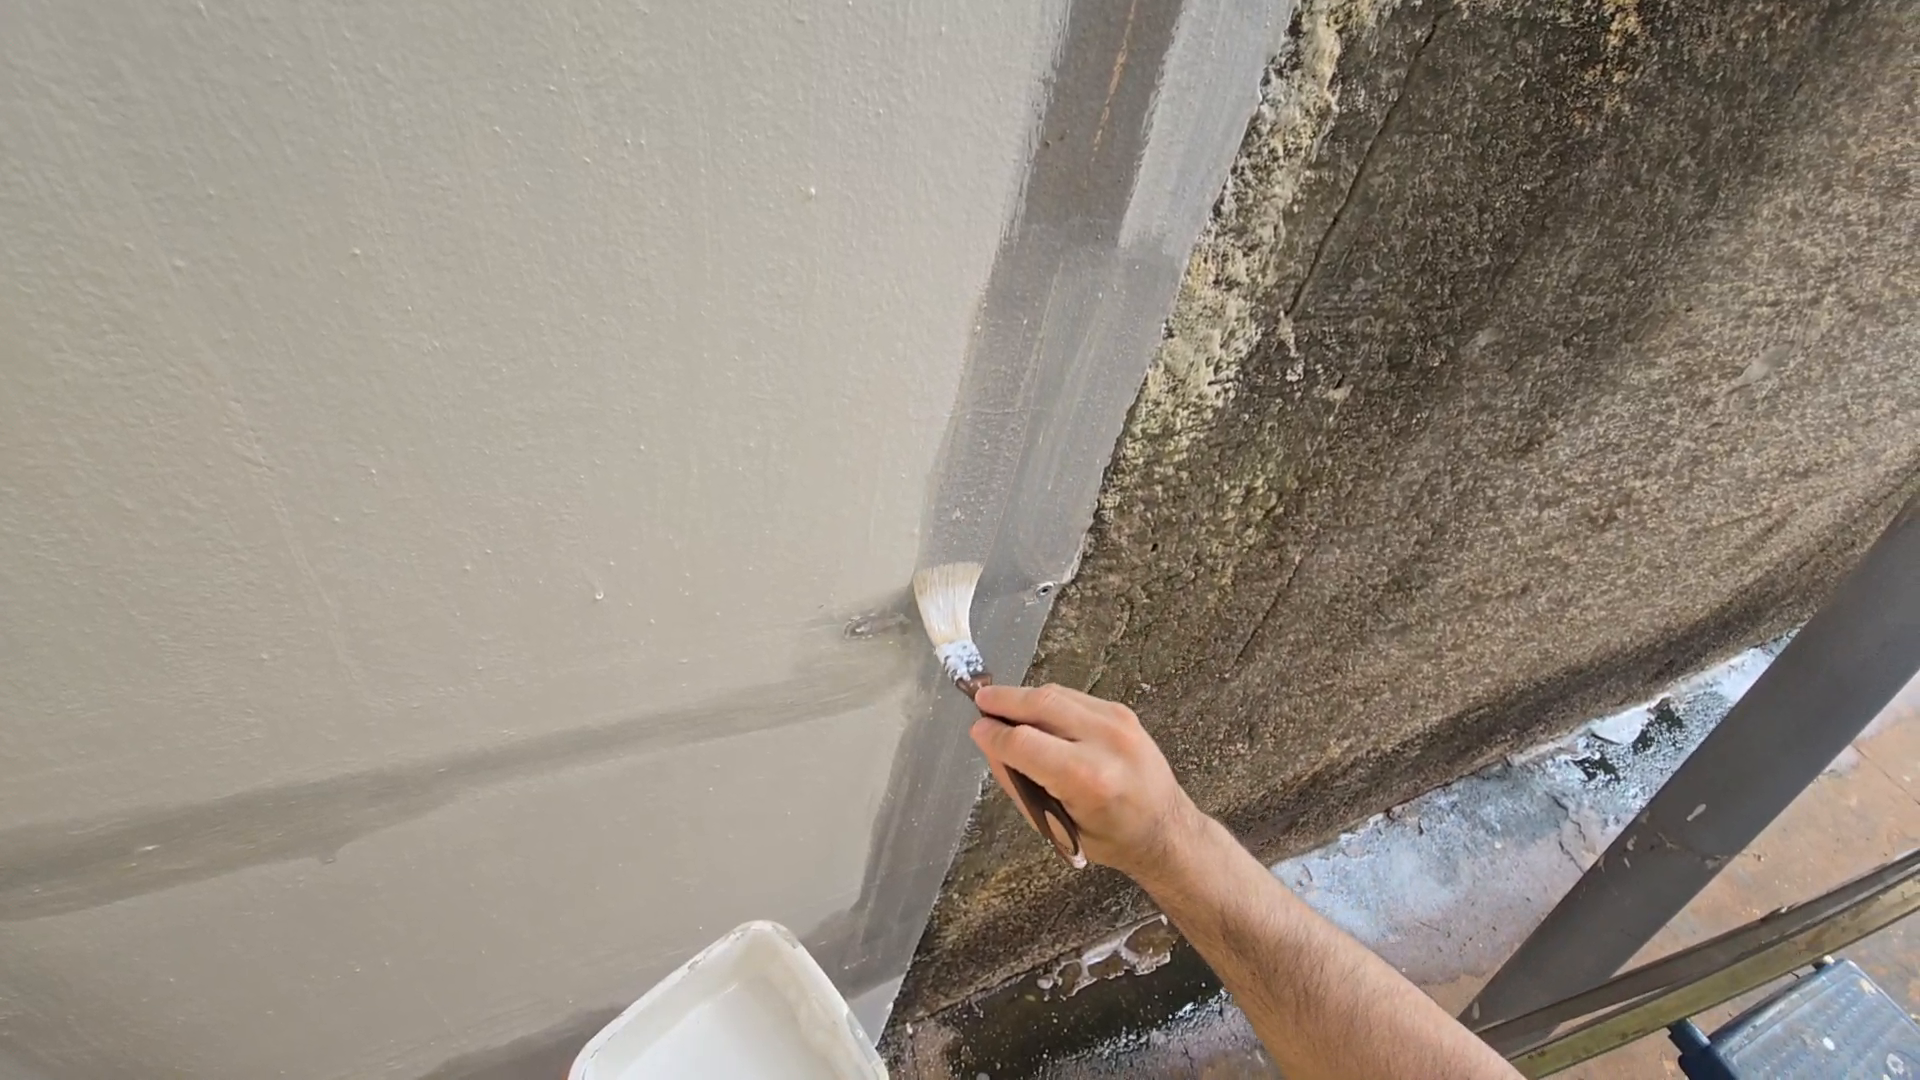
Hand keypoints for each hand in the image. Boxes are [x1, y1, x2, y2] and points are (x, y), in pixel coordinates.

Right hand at [970, 684, 1201, 878]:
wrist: (1167, 829)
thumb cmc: (1111, 838)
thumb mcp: (1055, 826)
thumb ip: (1017, 782)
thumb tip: (988, 742)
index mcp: (1087, 779)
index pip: (1023, 743)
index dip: (994, 734)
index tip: (977, 730)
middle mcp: (1106, 742)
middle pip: (1040, 705)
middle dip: (1004, 700)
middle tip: (980, 701)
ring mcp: (1118, 722)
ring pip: (1055, 694)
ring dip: (1024, 697)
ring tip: (1002, 706)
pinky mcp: (1122, 711)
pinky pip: (1073, 697)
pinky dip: (1048, 701)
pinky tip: (1035, 713)